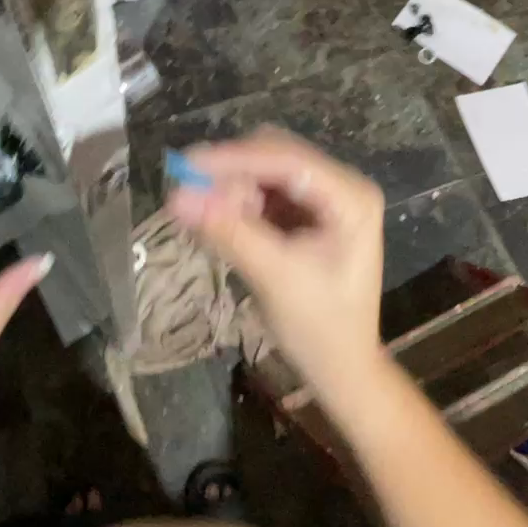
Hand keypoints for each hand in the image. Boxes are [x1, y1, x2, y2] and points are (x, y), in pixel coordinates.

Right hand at [168, 129, 387, 404]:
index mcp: (351, 197)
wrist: (342, 369)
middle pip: (275, 157)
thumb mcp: (274, 278)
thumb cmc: (320, 329)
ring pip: (265, 171)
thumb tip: (176, 197)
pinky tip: (222, 222)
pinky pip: (263, 191)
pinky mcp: (305, 213)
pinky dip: (239, 202)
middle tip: (192, 195)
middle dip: (233, 173)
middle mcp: (340, 186)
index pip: (288, 160)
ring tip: (208, 217)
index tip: (188, 165)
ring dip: (233, 188)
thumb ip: (229, 232)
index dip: (236, 159)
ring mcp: (323, 198)